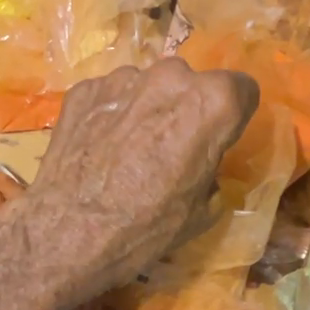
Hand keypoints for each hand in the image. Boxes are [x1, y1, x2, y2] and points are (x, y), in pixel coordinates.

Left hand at [0, 58, 257, 304]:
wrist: (68, 233)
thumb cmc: (145, 227)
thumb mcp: (202, 209)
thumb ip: (211, 167)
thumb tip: (202, 162)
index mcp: (212, 102)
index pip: (241, 90)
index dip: (230, 118)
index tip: (217, 140)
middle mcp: (170, 76)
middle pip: (189, 84)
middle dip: (184, 110)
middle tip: (169, 149)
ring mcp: (121, 79)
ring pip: (145, 88)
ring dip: (144, 111)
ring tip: (127, 152)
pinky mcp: (82, 90)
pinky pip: (108, 97)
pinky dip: (108, 116)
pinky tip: (97, 151)